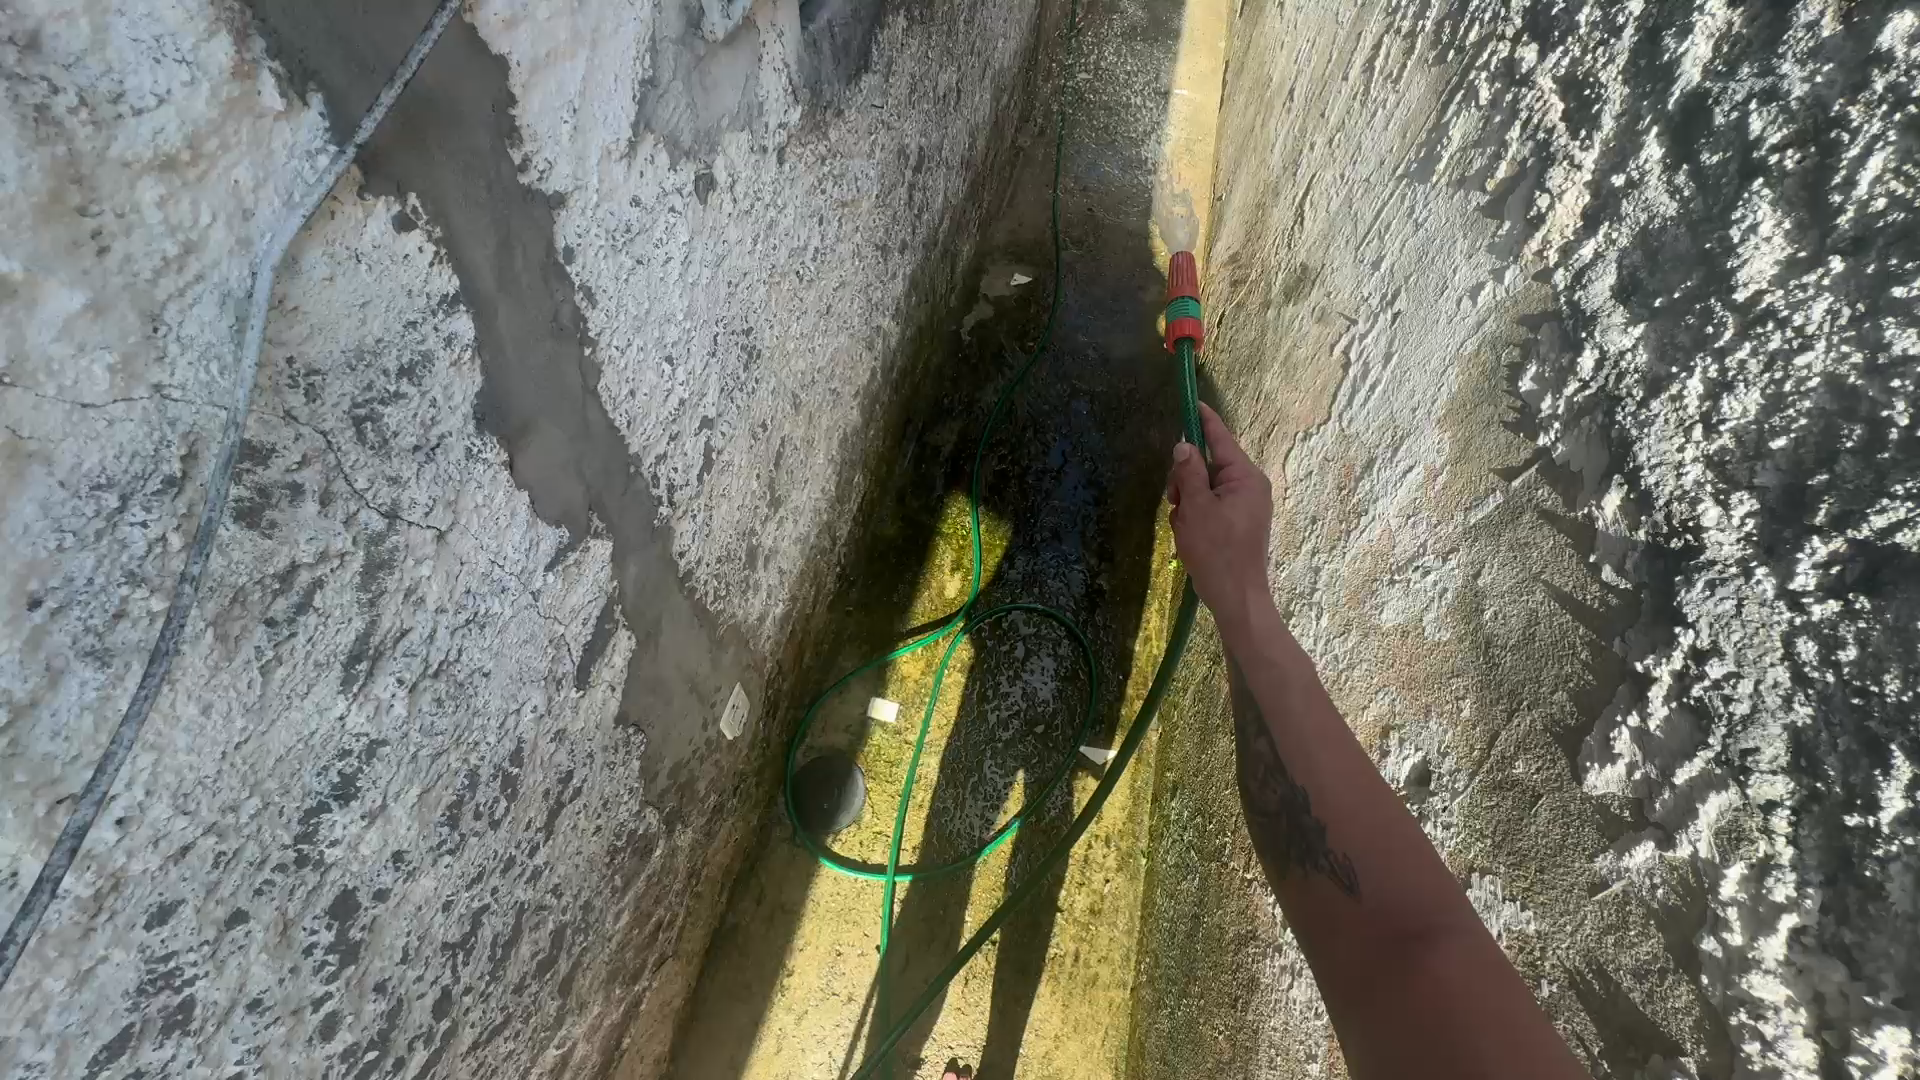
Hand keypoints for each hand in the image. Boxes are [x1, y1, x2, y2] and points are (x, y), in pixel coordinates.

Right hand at [1166, 403, 1273, 633]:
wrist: (1236, 597)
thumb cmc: (1217, 551)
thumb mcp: (1196, 508)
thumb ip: (1188, 474)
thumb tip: (1183, 446)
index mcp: (1245, 477)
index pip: (1220, 439)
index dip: (1203, 420)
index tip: (1191, 402)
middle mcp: (1249, 486)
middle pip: (1207, 464)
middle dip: (1185, 479)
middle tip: (1175, 501)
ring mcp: (1244, 506)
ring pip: (1204, 487)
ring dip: (1187, 502)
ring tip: (1184, 526)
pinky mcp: (1237, 523)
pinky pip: (1209, 506)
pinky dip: (1194, 516)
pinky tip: (1189, 535)